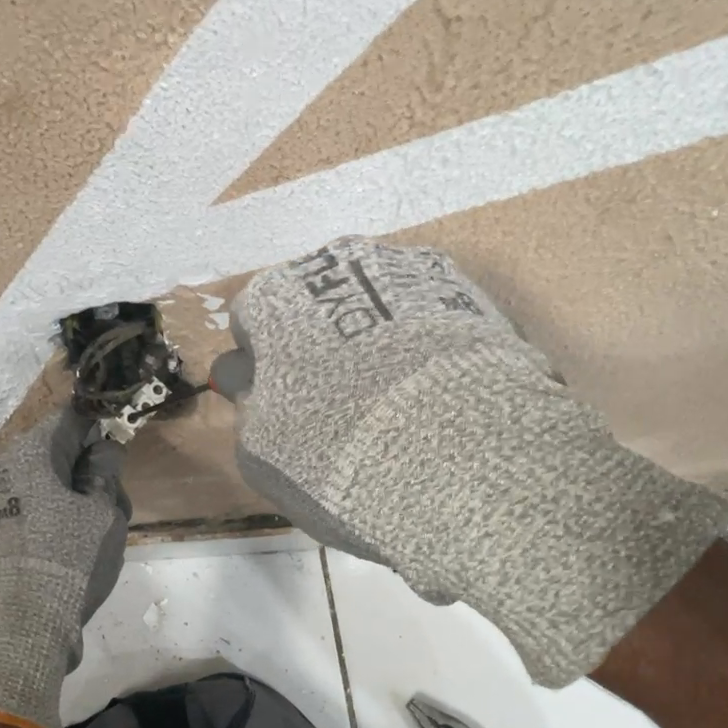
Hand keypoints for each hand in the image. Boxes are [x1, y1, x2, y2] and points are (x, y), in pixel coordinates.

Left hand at [0, 408, 129, 727]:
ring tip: (97, 527)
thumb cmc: (71, 559)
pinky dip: (53, 510)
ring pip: (44, 478)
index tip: (121, 447)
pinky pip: (30, 502)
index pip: (71, 418)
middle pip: (55, 449)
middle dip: (87, 468)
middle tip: (114, 500)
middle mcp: (4, 465)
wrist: (25, 622)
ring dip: (72, 492)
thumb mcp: (105, 512)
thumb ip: (106, 472)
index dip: (99, 428)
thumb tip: (104, 448)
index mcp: (29, 452)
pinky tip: (72, 541)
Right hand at [223, 236, 727, 686]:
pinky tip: (441, 416)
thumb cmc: (336, 457)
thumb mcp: (259, 450)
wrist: (467, 463)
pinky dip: (430, 365)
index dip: (264, 367)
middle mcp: (342, 265)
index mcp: (276, 297)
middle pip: (316, 312)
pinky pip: (435, 333)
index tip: (282, 406)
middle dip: (319, 352)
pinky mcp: (478, 303)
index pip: (253, 321)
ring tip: (399, 421)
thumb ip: (249, 404)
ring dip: (377, 355)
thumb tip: (253, 379)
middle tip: (338, 413)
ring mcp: (416, 277)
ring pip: (378, 319)